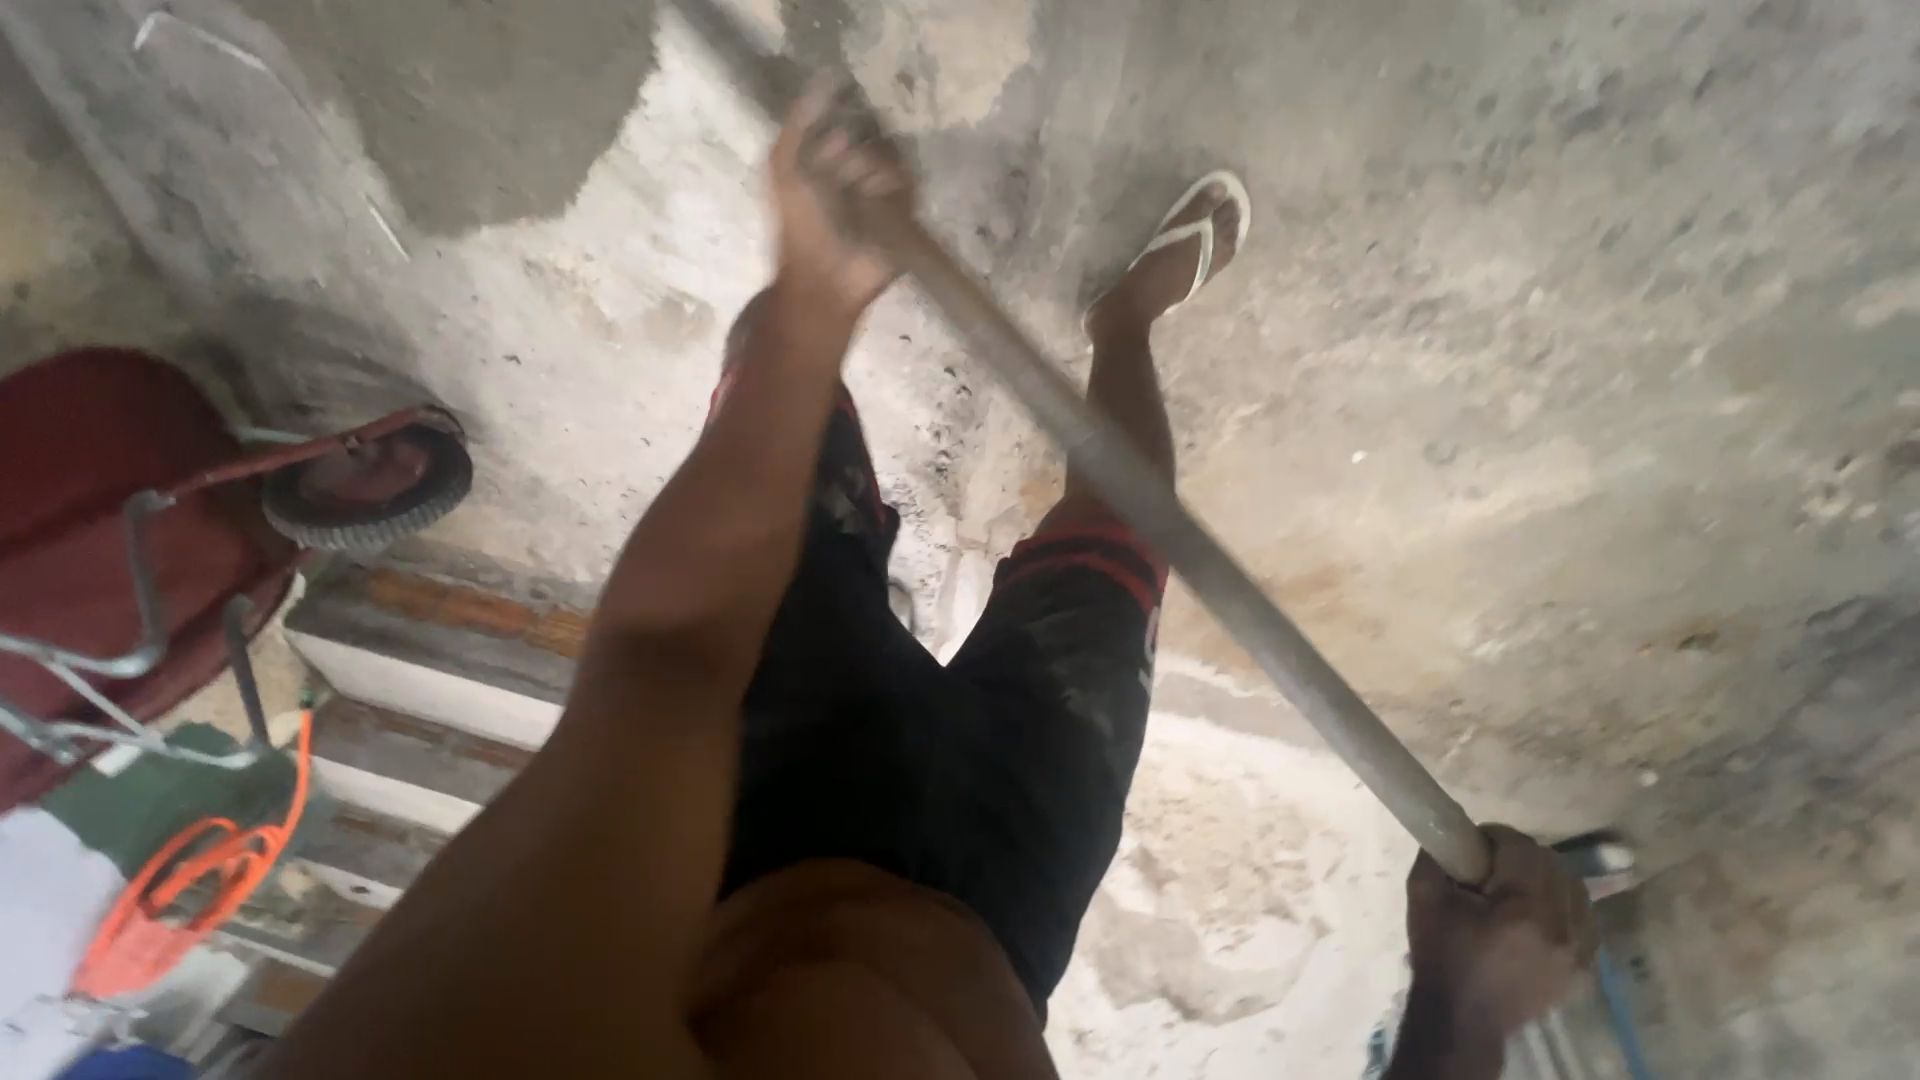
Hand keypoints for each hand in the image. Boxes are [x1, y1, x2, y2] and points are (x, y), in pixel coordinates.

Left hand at [769, 75, 915, 319]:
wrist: (823, 277)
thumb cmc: (799, 225)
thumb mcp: (783, 166)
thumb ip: (798, 121)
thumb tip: (827, 75)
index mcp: (825, 162)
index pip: (842, 120)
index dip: (836, 118)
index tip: (830, 135)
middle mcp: (855, 175)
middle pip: (869, 134)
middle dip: (854, 144)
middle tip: (840, 164)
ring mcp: (881, 196)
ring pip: (891, 155)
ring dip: (872, 164)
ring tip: (858, 185)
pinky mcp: (903, 217)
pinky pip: (909, 183)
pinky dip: (893, 184)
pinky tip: (876, 195)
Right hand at [1405, 825, 1598, 1037]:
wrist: (1462, 1016)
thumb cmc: (1439, 951)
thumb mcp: (1422, 893)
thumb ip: (1437, 854)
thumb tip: (1453, 832)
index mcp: (1523, 909)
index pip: (1522, 847)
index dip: (1495, 837)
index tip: (1474, 845)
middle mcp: (1564, 928)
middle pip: (1553, 864)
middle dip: (1521, 854)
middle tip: (1491, 865)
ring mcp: (1581, 953)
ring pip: (1575, 890)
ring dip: (1546, 879)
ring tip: (1515, 890)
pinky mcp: (1586, 970)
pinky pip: (1585, 920)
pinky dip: (1563, 907)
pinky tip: (1535, 916)